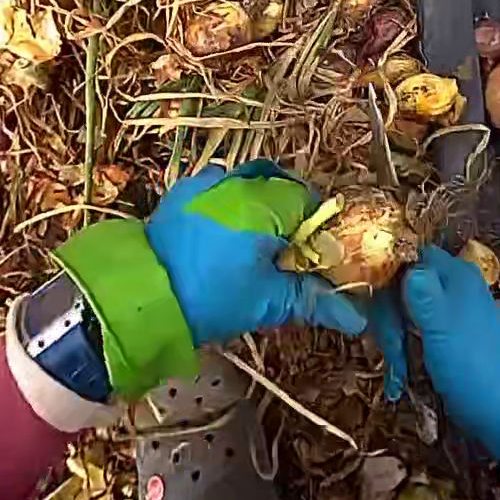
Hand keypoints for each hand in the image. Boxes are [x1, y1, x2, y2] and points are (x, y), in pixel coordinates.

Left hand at [146, 162, 367, 343]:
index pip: (311, 202)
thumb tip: (358, 319)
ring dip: (260, 204)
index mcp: (269, 202)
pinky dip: (230, 199)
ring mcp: (211, 180)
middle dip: (289, 216)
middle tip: (280, 254)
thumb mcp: (268, 302)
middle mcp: (243, 181)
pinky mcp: (186, 188)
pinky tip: (224, 227)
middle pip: (283, 189)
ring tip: (252, 240)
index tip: (307, 255)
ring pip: (253, 182)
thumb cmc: (212, 296)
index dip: (314, 229)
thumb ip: (314, 301)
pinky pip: (221, 183)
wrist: (141, 295)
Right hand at [384, 246, 499, 494]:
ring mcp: (454, 312)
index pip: (409, 254)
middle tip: (391, 351)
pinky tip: (403, 376)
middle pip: (405, 284)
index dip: (388, 276)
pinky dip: (407, 351)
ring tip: (399, 371)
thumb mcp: (442, 326)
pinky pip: (418, 332)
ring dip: (396, 339)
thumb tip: (403, 254)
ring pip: (408, 311)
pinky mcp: (451, 337)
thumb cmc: (474, 367)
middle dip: (390, 317)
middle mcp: (455, 285)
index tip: (375, 309)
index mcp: (455, 273)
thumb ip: (421, 290)